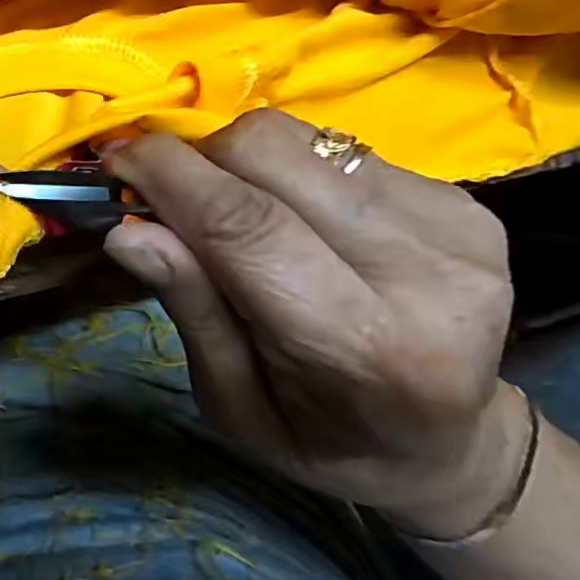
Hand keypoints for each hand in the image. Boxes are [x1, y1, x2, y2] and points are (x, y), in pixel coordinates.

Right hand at [102, 109, 526, 539]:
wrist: (447, 442)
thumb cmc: (322, 438)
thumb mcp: (234, 403)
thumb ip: (190, 306)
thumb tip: (127, 229)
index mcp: (364, 348)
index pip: (246, 226)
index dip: (171, 177)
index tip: (116, 159)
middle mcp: (425, 274)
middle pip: (272, 155)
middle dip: (199, 156)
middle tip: (171, 192)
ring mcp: (454, 225)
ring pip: (301, 137)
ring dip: (241, 157)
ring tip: (235, 205)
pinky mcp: (463, 200)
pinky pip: (336, 145)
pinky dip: (288, 166)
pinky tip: (295, 211)